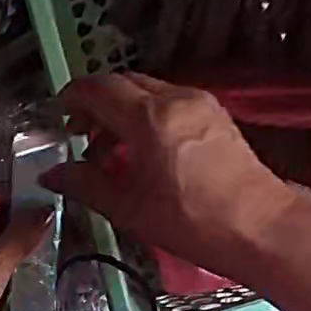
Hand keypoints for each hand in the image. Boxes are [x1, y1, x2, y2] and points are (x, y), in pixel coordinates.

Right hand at [40, 72, 297, 276]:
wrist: (258, 227)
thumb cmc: (189, 221)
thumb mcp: (128, 208)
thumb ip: (86, 185)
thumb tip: (52, 175)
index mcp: (149, 118)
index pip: (100, 88)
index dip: (73, 96)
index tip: (58, 113)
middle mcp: (176, 98)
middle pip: (125, 83)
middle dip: (96, 103)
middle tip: (78, 133)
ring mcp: (200, 103)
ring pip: (148, 91)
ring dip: (122, 110)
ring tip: (108, 148)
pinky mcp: (216, 115)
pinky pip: (170, 102)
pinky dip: (146, 116)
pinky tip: (141, 150)